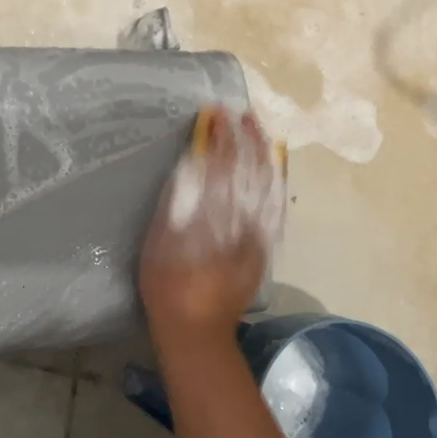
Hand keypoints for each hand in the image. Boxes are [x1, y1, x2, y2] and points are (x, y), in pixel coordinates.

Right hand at [140, 106, 287, 345]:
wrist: (196, 325)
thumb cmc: (166, 280)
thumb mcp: (159, 236)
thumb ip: (177, 199)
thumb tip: (193, 162)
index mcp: (208, 211)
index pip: (219, 163)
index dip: (221, 136)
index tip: (217, 113)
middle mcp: (237, 217)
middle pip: (247, 169)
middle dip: (246, 138)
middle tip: (242, 113)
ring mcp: (256, 232)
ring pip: (266, 184)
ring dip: (264, 154)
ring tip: (260, 129)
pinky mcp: (265, 245)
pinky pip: (276, 207)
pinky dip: (277, 182)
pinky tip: (277, 166)